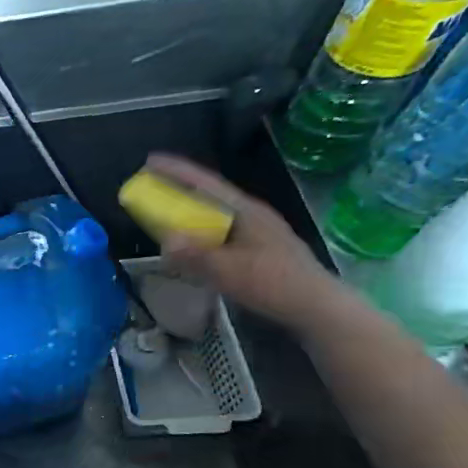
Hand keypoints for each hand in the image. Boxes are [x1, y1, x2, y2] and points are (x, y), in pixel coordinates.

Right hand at [145, 153, 348, 330]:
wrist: (316, 306)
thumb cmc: (274, 285)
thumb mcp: (231, 272)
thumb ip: (198, 256)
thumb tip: (166, 240)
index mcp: (245, 212)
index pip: (206, 184)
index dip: (177, 171)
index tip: (151, 161)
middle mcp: (252, 215)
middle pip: (210, 195)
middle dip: (181, 189)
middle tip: (152, 186)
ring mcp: (258, 231)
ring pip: (217, 213)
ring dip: (191, 210)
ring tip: (166, 213)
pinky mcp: (260, 248)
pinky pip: (223, 231)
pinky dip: (202, 230)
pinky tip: (194, 242)